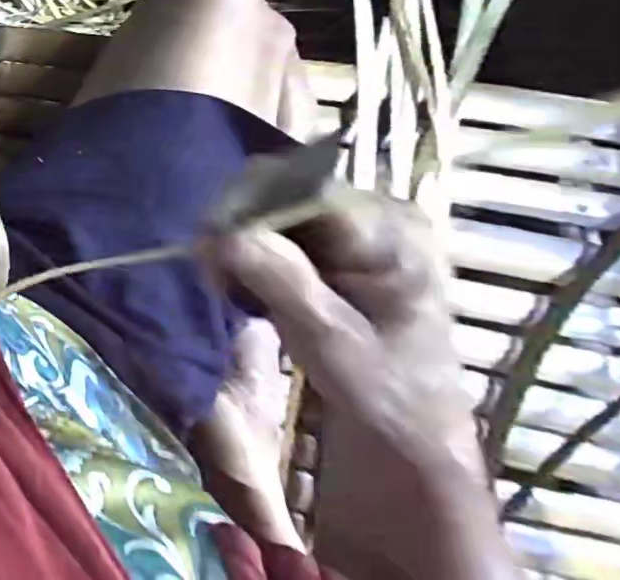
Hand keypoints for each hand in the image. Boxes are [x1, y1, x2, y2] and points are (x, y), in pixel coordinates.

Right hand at [208, 156, 513, 579]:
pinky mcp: (335, 238)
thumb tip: (218, 233)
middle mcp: (376, 209)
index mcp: (393, 230)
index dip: (250, 206)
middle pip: (287, 188)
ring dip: (240, 237)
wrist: (411, 431)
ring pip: (274, 202)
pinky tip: (244, 281)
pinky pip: (278, 222)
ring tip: (225, 282)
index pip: (306, 188)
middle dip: (240, 222)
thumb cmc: (385, 395)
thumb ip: (281, 281)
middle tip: (210, 268)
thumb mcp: (331, 342)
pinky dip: (252, 247)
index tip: (208, 242)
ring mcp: (355, 221)